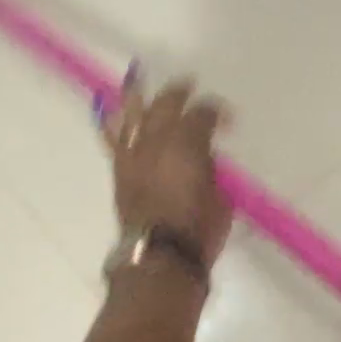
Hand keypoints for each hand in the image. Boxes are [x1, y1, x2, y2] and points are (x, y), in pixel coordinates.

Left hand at [103, 72, 233, 267]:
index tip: (227, 119)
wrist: (160, 258)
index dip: (216, 112)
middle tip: (188, 87)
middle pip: (167, 104)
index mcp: (188, 144)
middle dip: (179, 93)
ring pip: (134, 112)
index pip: (203, 115)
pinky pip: (113, 137)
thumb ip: (212, 171)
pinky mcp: (119, 169)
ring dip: (140, 95)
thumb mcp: (221, 199)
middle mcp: (157, 139)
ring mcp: (134, 152)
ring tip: (141, 83)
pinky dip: (114, 122)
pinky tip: (113, 113)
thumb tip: (205, 159)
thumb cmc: (199, 233)